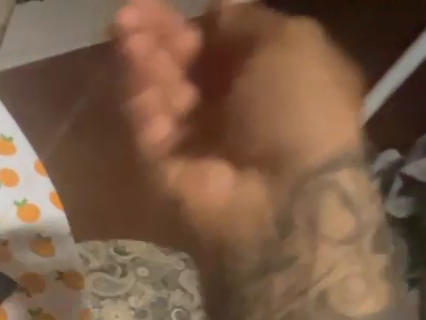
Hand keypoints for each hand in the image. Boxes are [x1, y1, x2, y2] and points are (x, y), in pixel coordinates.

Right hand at [113, 0, 366, 256]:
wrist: (282, 194)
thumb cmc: (302, 109)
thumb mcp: (291, 43)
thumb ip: (247, 22)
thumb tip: (216, 6)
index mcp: (263, 75)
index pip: (217, 42)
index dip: (194, 21)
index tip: (164, 3)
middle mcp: (222, 106)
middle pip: (181, 64)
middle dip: (157, 36)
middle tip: (128, 14)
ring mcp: (187, 138)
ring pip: (159, 90)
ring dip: (141, 58)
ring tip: (123, 26)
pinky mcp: (158, 165)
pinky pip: (146, 122)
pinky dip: (139, 91)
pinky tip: (130, 60)